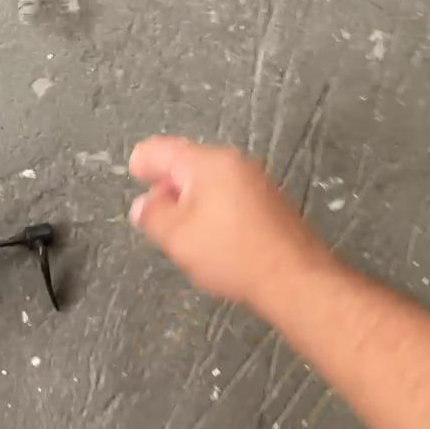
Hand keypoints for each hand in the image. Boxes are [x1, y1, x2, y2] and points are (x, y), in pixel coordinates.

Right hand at [128, 136, 338, 309]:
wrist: (294, 279)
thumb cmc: (233, 254)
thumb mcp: (177, 237)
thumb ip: (152, 216)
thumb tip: (142, 205)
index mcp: (207, 163)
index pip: (160, 149)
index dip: (141, 164)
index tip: (135, 181)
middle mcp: (233, 163)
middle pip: (185, 164)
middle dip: (166, 188)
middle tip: (156, 219)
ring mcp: (254, 180)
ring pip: (208, 181)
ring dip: (189, 201)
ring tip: (183, 235)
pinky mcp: (267, 201)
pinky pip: (228, 195)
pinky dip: (212, 209)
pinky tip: (212, 239)